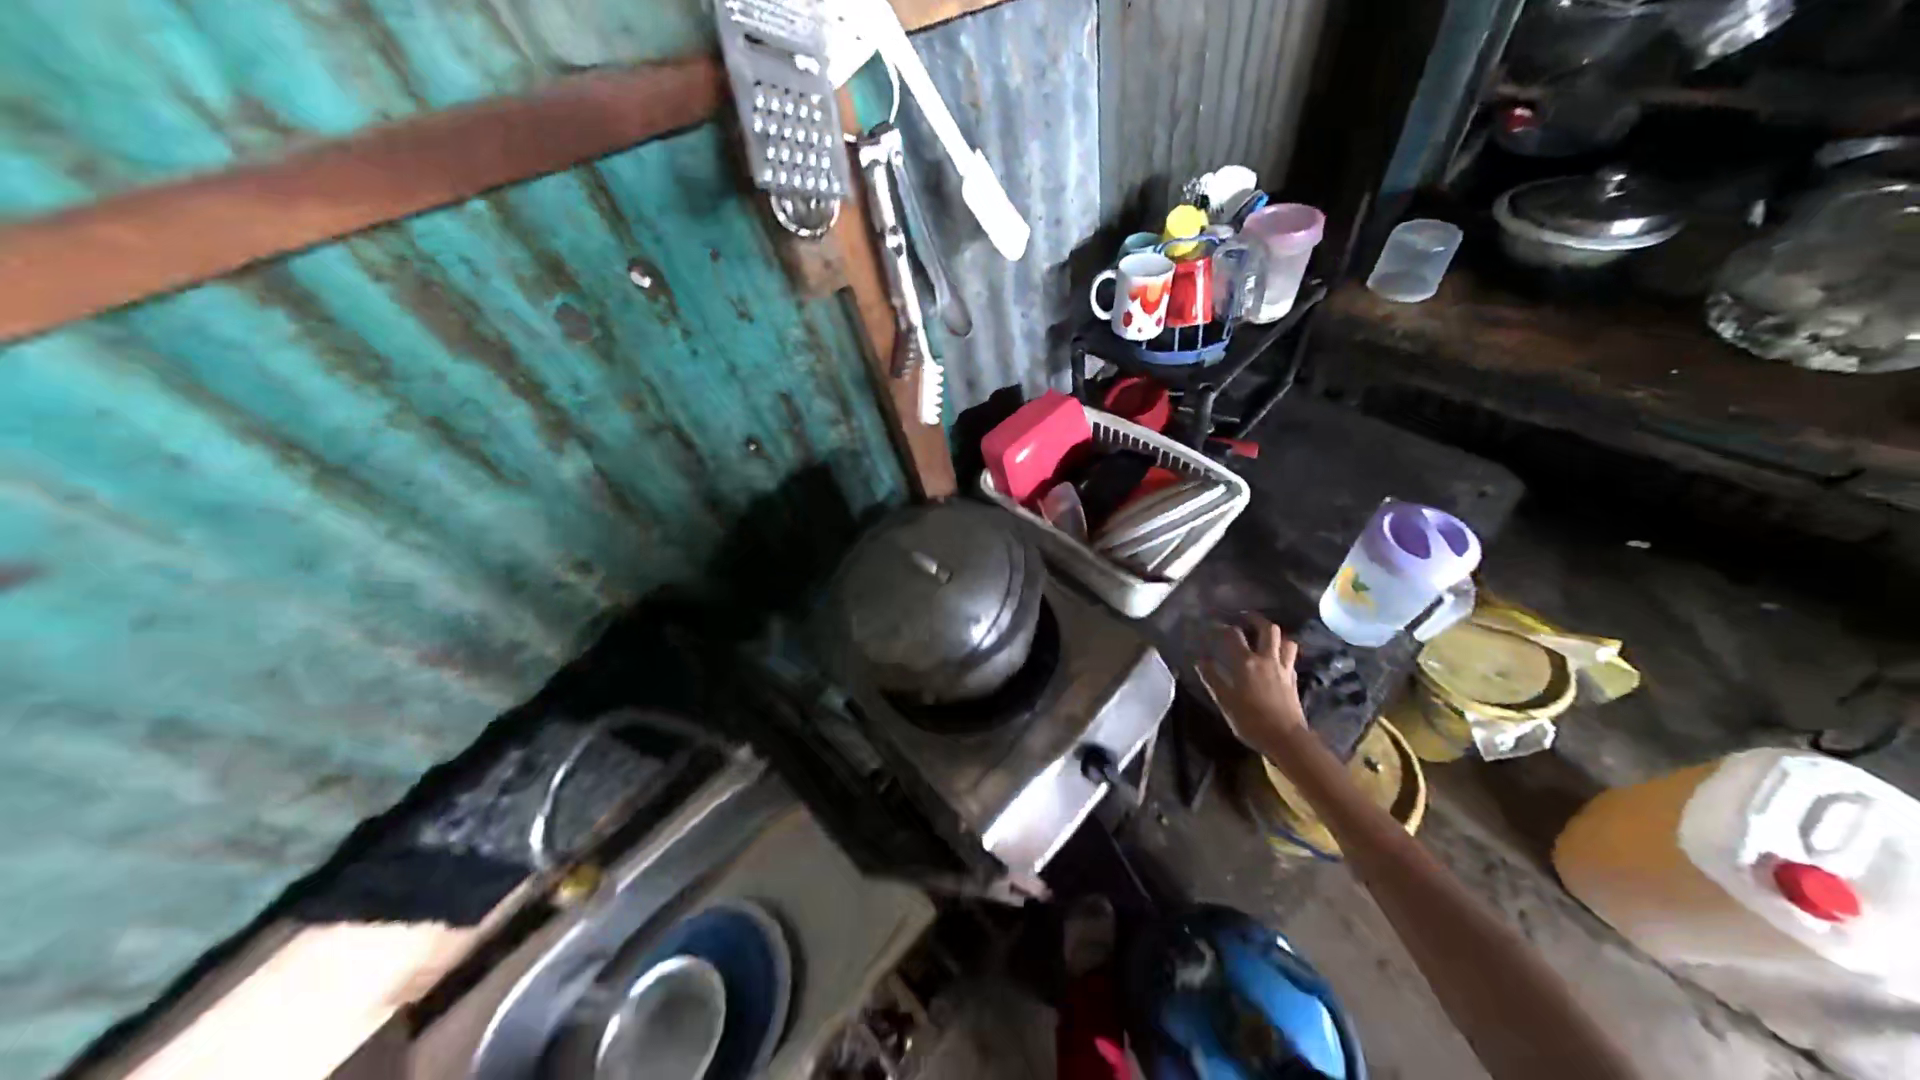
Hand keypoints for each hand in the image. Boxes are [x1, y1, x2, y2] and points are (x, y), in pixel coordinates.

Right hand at [1197, 616, 1306, 750]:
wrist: (1286, 738)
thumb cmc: (1251, 721)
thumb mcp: (1225, 701)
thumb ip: (1212, 678)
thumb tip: (1200, 660)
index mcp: (1246, 663)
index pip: (1233, 635)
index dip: (1223, 627)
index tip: (1214, 626)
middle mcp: (1266, 659)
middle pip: (1267, 629)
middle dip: (1255, 619)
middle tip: (1244, 617)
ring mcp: (1283, 668)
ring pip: (1285, 640)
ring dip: (1274, 634)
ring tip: (1264, 636)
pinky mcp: (1293, 678)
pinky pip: (1291, 656)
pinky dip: (1283, 650)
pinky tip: (1276, 657)